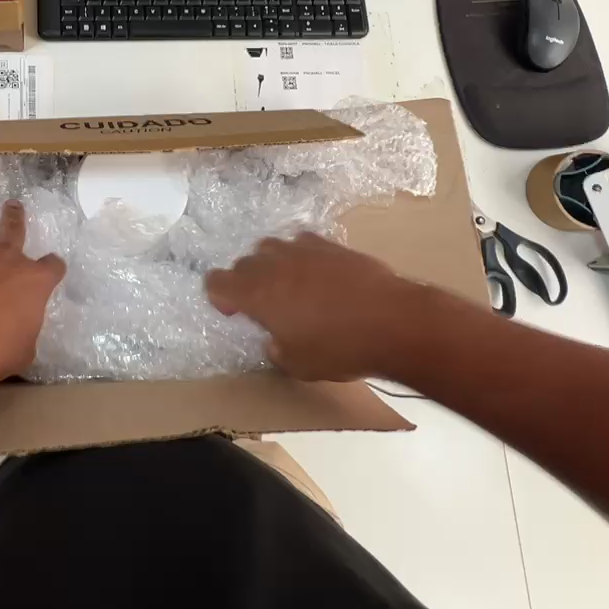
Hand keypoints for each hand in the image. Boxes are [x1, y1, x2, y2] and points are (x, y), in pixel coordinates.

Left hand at [0, 201, 65, 394]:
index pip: (52, 267)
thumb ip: (22, 329)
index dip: (52, 269)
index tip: (51, 271)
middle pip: (14, 229)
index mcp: (33, 282)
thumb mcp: (22, 351)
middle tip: (13, 206)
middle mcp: (6, 258)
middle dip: (15, 218)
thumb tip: (14, 327)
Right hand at [206, 232, 477, 381]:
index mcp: (255, 293)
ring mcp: (301, 249)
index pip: (216, 282)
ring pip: (270, 247)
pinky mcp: (330, 244)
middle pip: (242, 263)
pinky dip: (301, 257)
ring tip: (290, 287)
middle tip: (265, 307)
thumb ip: (276, 348)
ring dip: (271, 265)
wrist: (392, 321)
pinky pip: (302, 243)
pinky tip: (318, 275)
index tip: (235, 313)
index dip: (219, 297)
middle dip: (246, 282)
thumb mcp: (298, 365)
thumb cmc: (339, 348)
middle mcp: (271, 264)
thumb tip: (275, 338)